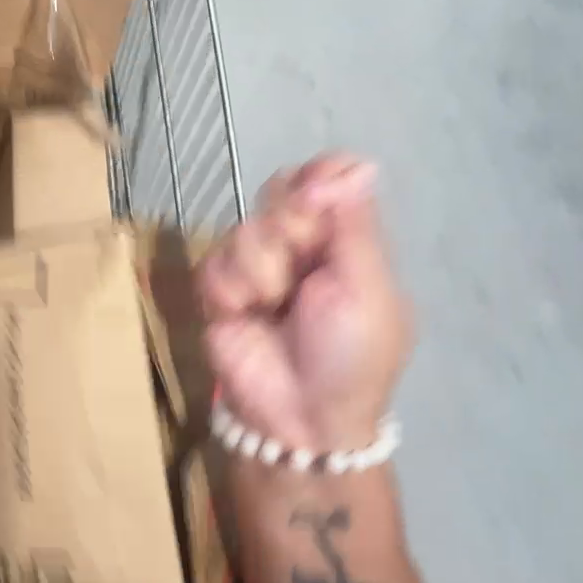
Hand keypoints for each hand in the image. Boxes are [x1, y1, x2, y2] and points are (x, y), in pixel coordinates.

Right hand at [198, 154, 411, 451]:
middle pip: (281, 190)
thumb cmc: (350, 356)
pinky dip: (231, 289)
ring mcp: (256, 264)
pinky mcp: (218, 286)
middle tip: (305, 264)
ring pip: (246, 228)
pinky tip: (245, 314)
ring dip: (262, 268)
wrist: (300, 418)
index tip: (318, 196)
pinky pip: (214, 261)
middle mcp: (300, 242)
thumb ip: (354, 225)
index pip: (330, 176)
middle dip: (290, 225)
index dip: (320, 176)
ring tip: (275, 306)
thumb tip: (358, 164)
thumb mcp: (368, 290)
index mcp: (345, 239)